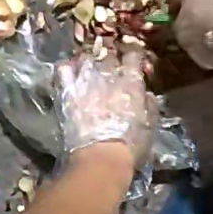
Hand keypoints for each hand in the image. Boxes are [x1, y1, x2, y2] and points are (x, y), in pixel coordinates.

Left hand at [55, 51, 155, 165]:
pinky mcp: (67, 91)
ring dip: (88, 63)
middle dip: (110, 59)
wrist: (100, 158)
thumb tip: (145, 94)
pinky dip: (66, 68)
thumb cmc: (130, 146)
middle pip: (108, 54)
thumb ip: (149, 105)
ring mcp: (85, 80)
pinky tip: (69, 74)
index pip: (132, 55)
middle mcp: (107, 74)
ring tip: (88, 71)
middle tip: (109, 70)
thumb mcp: (149, 126)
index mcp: (131, 82)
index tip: (132, 62)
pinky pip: (63, 69)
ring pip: (85, 58)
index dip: (132, 56)